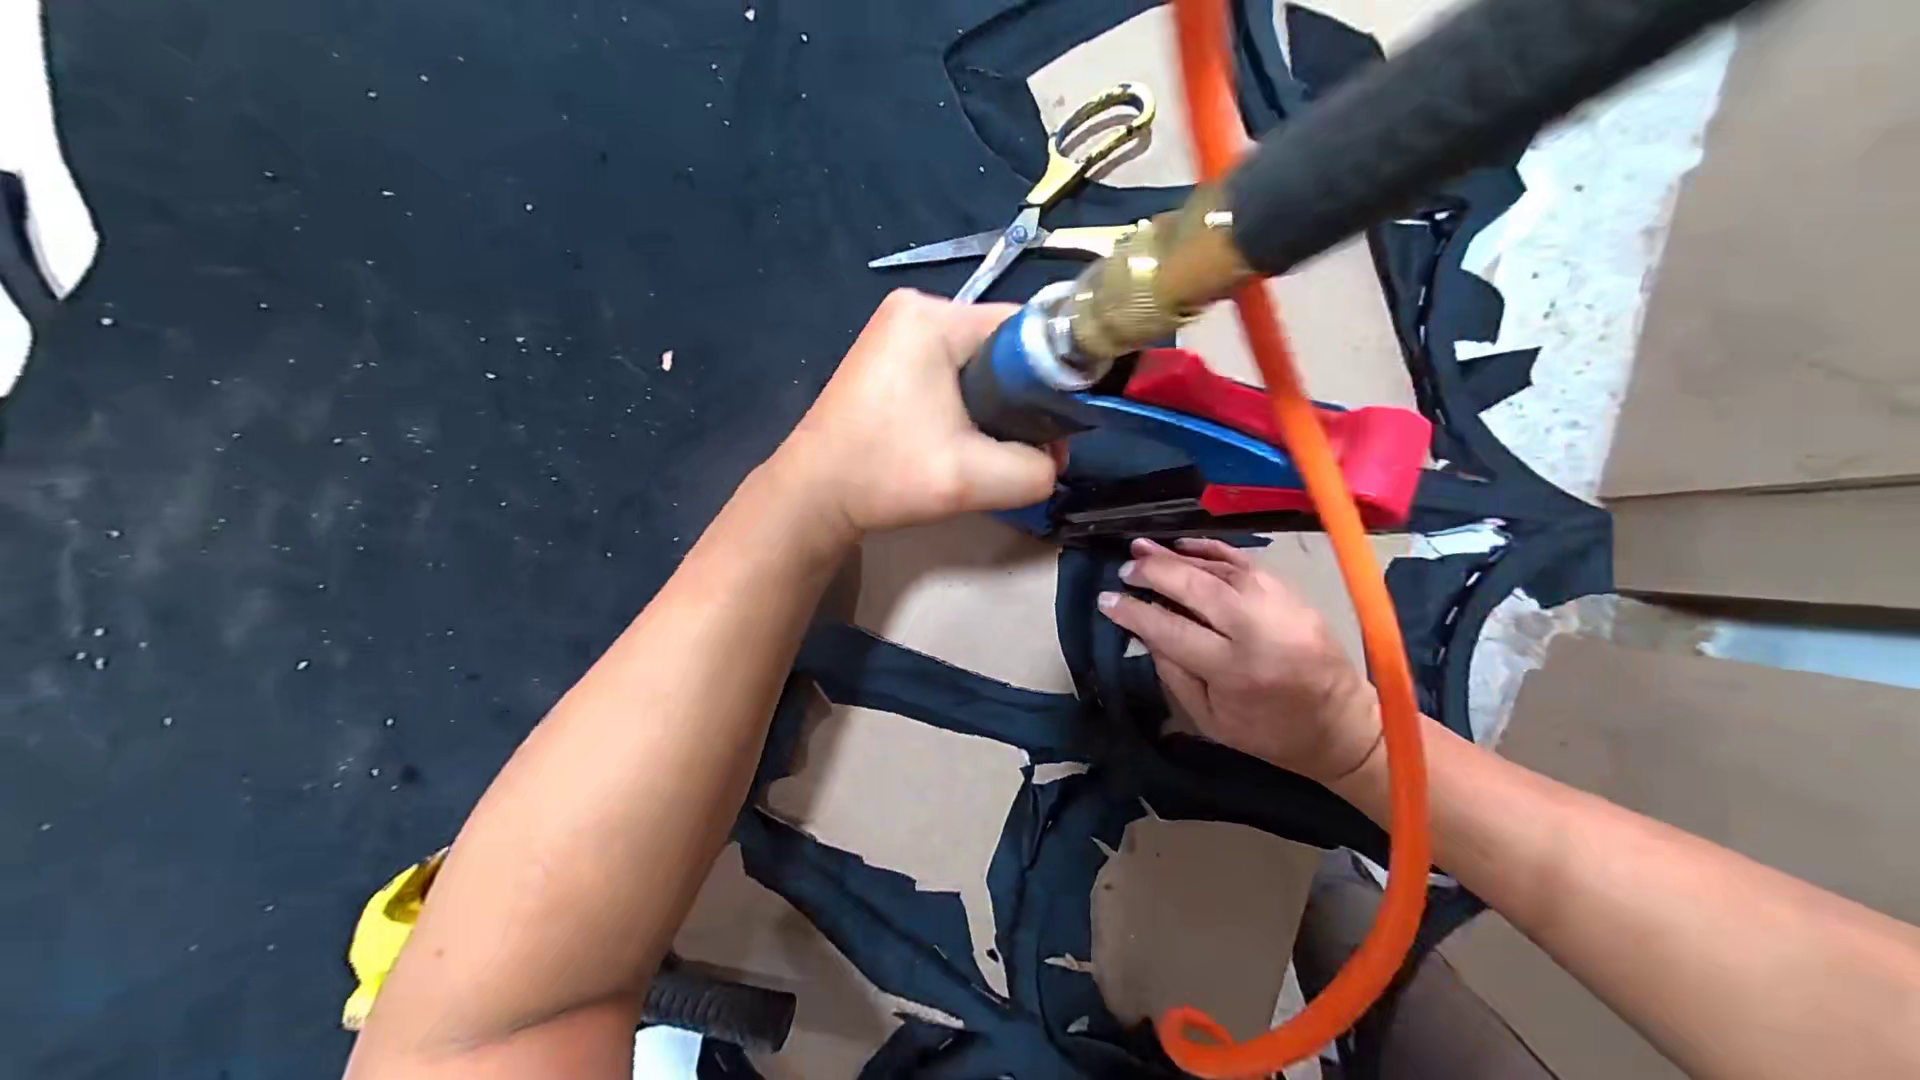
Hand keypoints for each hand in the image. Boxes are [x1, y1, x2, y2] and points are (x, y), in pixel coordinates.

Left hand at [772, 290, 1060, 535]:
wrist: (812, 496)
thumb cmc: (885, 476)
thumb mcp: (974, 479)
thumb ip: (1036, 470)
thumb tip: (1053, 461)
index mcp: (932, 318)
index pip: (1023, 329)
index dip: (1050, 377)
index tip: (1057, 424)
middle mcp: (913, 309)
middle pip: (1001, 345)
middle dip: (1020, 397)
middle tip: (1025, 446)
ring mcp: (896, 331)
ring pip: (977, 361)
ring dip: (994, 404)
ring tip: (991, 448)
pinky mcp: (888, 356)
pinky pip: (950, 370)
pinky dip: (966, 401)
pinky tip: (961, 438)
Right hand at [1097, 537, 1381, 784]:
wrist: (1344, 727)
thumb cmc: (1270, 734)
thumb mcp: (1209, 719)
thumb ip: (1173, 671)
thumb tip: (1144, 629)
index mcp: (1235, 671)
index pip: (1170, 629)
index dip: (1134, 612)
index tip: (1106, 601)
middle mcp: (1258, 630)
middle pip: (1195, 587)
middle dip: (1153, 574)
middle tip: (1125, 569)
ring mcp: (1280, 605)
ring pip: (1219, 569)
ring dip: (1177, 557)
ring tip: (1144, 548)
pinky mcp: (1293, 594)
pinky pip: (1246, 562)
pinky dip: (1213, 550)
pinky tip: (1184, 545)